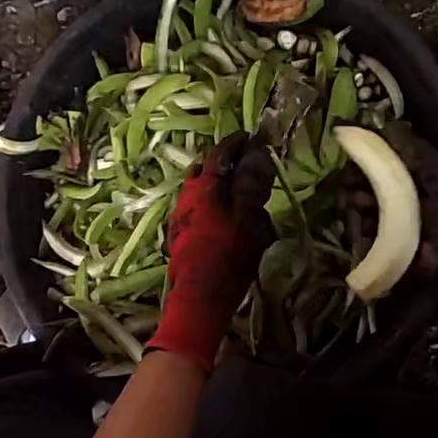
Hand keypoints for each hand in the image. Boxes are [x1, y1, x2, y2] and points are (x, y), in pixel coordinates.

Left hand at [148, 133, 275, 370]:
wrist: (197, 300)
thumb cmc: (227, 257)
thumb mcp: (248, 219)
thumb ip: (251, 185)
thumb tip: (256, 154)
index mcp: (205, 187)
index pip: (220, 152)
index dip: (237, 143)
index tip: (252, 137)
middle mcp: (187, 195)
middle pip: (205, 167)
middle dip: (225, 159)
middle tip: (245, 159)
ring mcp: (181, 214)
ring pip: (199, 186)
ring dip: (218, 180)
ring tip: (238, 184)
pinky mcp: (180, 232)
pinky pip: (198, 204)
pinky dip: (213, 198)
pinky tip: (226, 211)